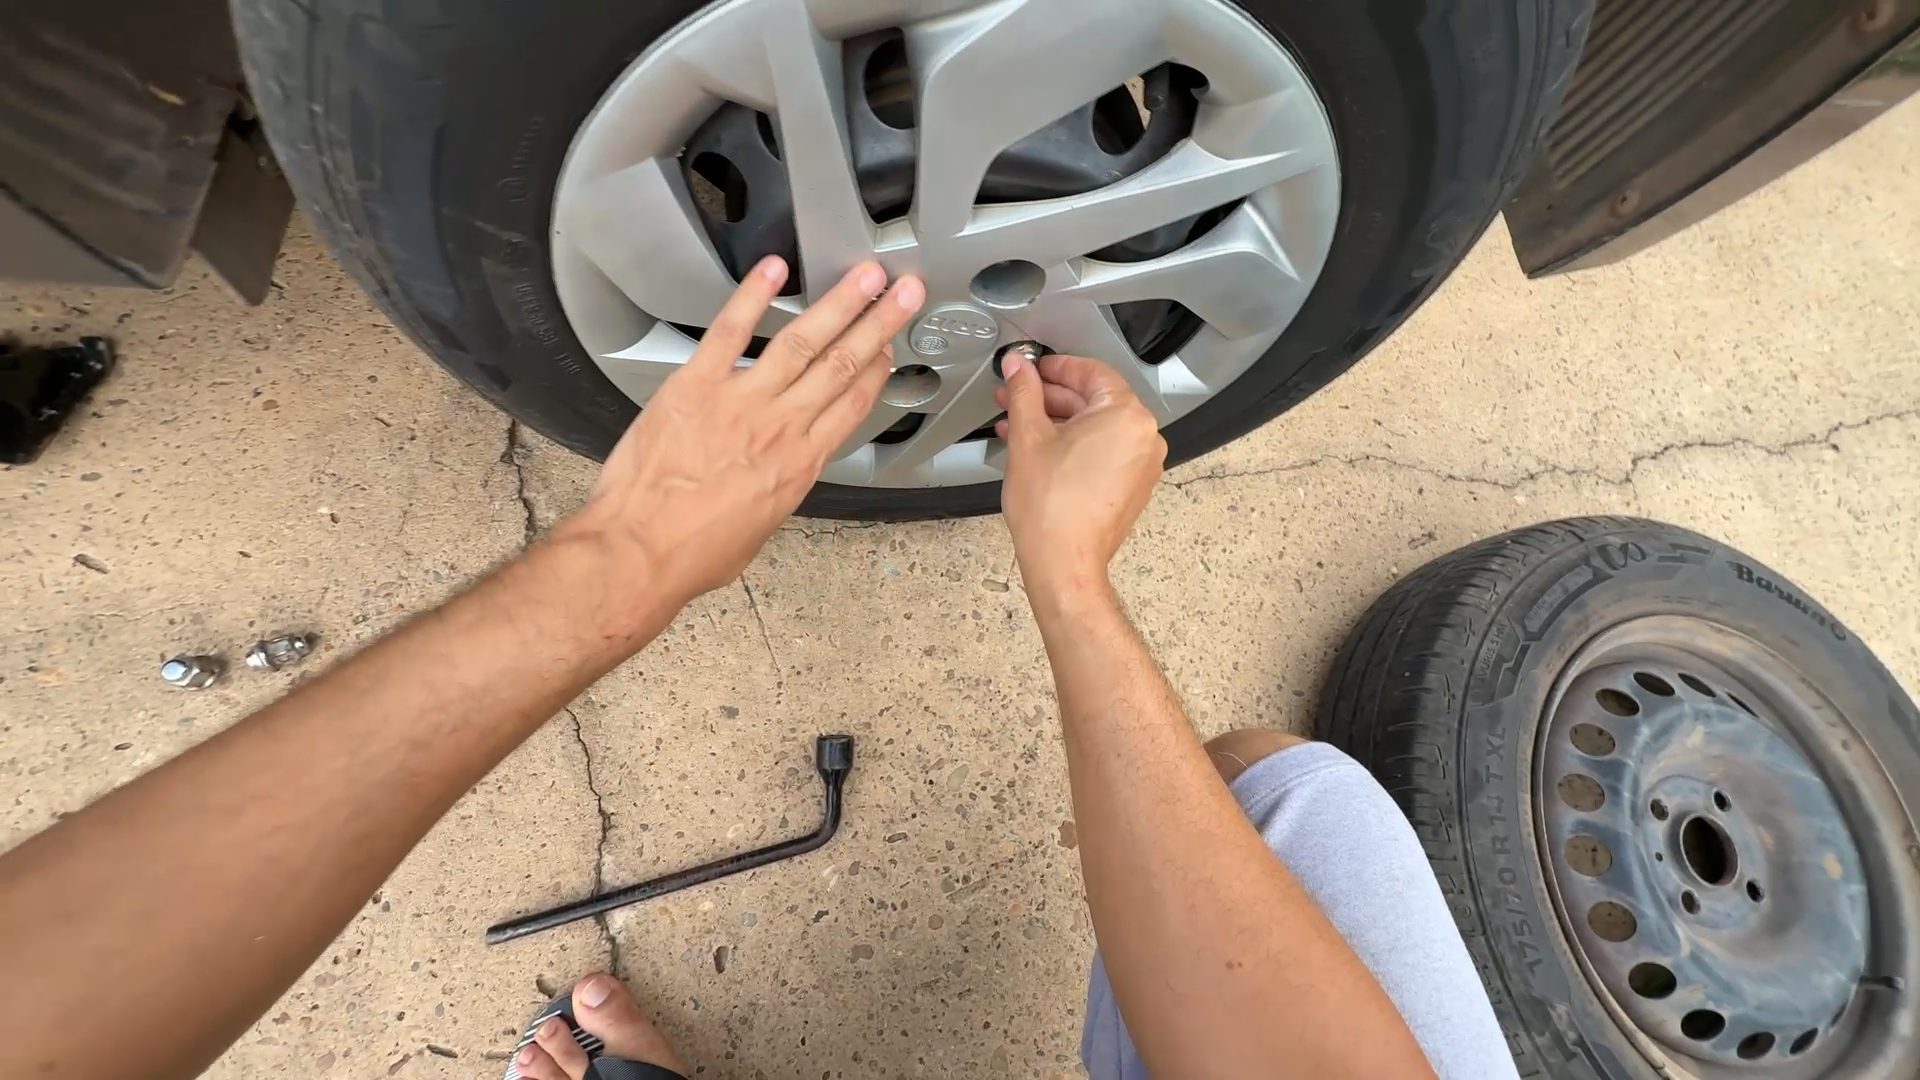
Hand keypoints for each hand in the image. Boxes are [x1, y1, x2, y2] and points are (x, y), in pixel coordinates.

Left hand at [567, 256, 925, 604]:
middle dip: (879, 325)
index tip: (888, 350)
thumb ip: (780, 486)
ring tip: (865, 277)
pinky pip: (730, 331)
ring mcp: (739, 401)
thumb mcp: (761, 526)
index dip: (876, 373)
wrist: (639, 551)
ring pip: (802, 342)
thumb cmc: (694, 550)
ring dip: (839, 305)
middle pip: (842, 366)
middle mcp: (780, 427)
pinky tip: (775, 270)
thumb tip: (783, 469)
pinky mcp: (695, 385)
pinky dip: (753, 296)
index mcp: (799, 465)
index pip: (852, 406)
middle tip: (904, 294)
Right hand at [995, 351, 1165, 595]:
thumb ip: (1025, 392)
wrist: (1063, 562)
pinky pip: (1101, 452)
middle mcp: (1143, 437)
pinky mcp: (1130, 486)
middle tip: (1015, 396)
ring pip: (1094, 428)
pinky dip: (1072, 446)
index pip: (1091, 372)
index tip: (1032, 367)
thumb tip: (1018, 367)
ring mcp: (1140, 464)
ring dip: (1055, 422)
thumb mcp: (1029, 437)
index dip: (1055, 367)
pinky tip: (1038, 449)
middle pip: (1092, 401)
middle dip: (1049, 398)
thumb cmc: (1052, 509)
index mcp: (1126, 416)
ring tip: (1017, 425)